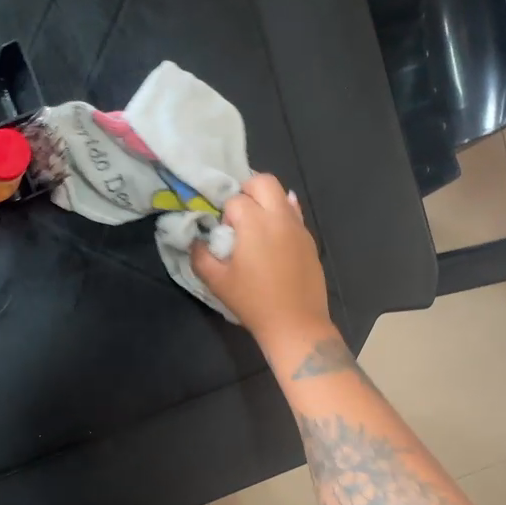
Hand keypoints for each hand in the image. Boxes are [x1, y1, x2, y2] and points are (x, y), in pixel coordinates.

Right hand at [191, 173, 338, 351]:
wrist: (295, 322)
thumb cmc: (253, 301)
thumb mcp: (217, 282)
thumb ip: (200, 256)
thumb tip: (196, 242)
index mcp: (255, 223)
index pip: (234, 200)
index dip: (224, 214)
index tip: (223, 235)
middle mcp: (279, 216)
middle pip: (263, 182)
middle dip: (246, 191)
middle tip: (237, 216)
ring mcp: (298, 227)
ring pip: (282, 195)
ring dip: (265, 203)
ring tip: (254, 229)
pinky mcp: (309, 239)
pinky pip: (295, 214)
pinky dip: (281, 216)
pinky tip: (273, 236)